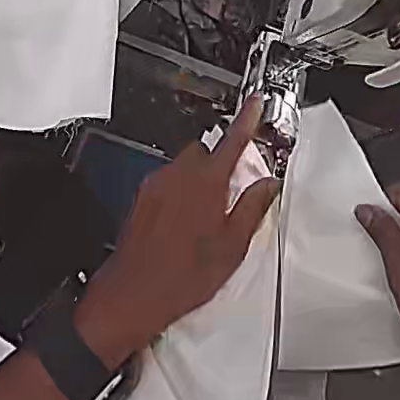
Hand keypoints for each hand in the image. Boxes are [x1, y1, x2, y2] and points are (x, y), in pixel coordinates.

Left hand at [75, 96, 280, 364]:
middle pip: (206, 151)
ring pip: (186, 166)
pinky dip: (181, 191)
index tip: (255, 102)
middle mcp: (178, 176)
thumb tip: (268, 184)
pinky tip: (186, 224)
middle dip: (221, 163)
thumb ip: (252, 207)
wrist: (131, 296)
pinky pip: (168, 181)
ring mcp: (156, 185)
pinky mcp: (142, 198)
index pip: (233, 139)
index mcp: (206, 182)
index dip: (247, 118)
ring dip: (200, 178)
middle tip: (233, 190)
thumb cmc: (182, 277)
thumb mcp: (232, 247)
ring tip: (208, 217)